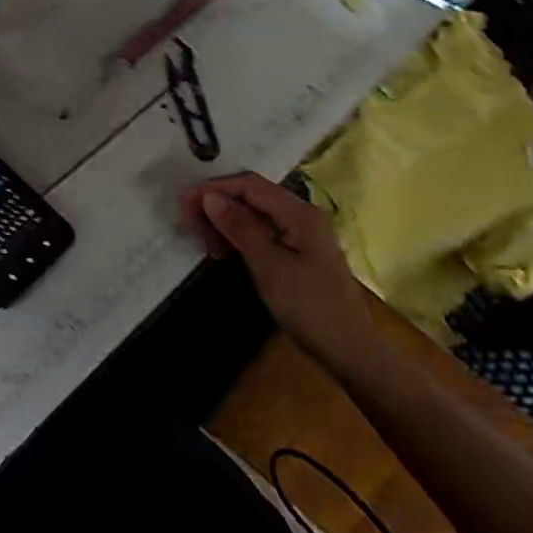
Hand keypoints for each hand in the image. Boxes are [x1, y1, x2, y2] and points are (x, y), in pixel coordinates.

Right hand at [181, 172, 379, 369]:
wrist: (348, 347)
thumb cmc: (309, 307)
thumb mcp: (269, 267)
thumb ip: (240, 229)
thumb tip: (210, 197)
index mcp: (300, 213)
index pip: (250, 185)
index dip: (214, 189)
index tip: (184, 204)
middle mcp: (303, 215)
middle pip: (253, 196)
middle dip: (219, 205)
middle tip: (190, 228)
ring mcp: (303, 233)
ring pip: (256, 215)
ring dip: (227, 223)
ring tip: (205, 245)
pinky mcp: (299, 251)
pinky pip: (264, 232)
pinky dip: (240, 238)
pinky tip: (225, 252)